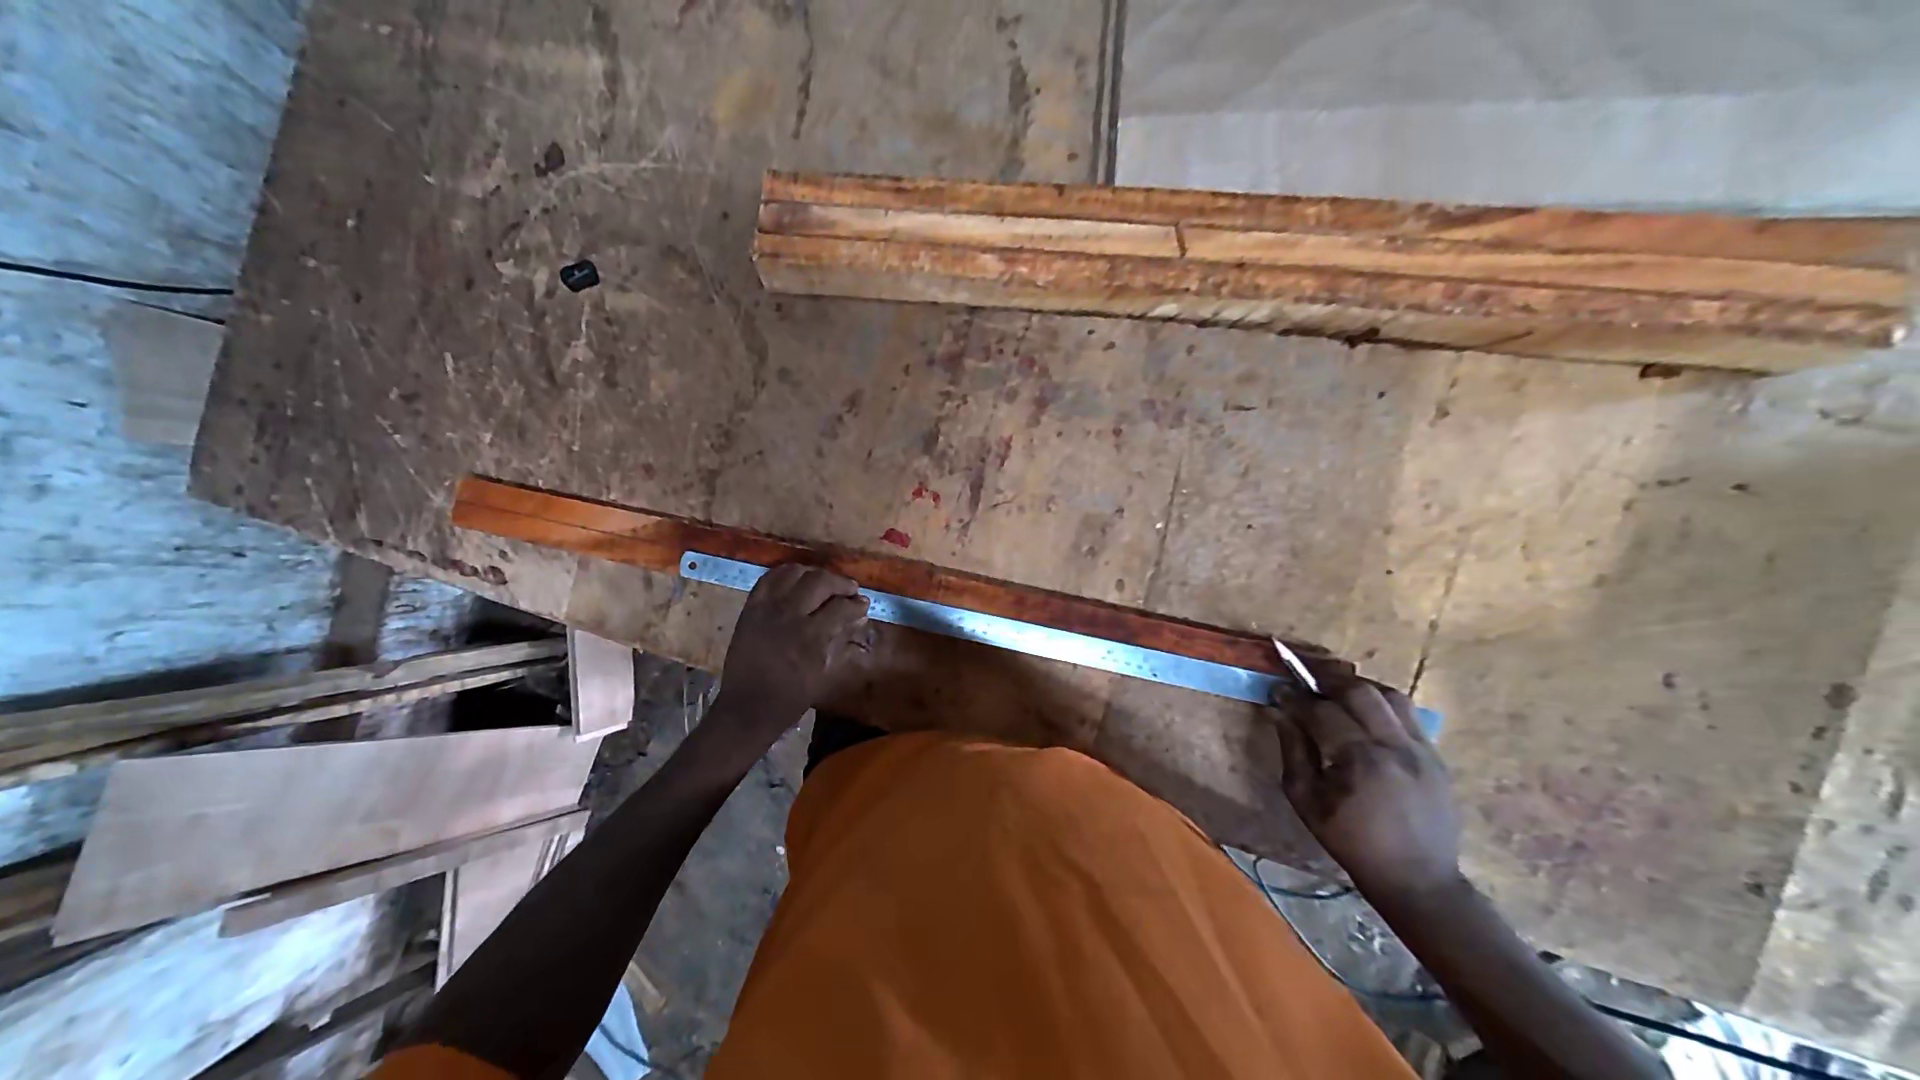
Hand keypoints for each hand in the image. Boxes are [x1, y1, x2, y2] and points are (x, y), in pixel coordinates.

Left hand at [712, 564, 871, 747]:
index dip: (857, 603)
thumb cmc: (791, 697)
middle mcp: (790, 614)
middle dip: (840, 583)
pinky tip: (796, 580)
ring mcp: (767, 607)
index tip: (864, 603)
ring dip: (814, 574)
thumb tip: (856, 619)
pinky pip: (769, 579)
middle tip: (850, 590)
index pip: (841, 606)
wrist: (748, 705)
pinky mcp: (750, 607)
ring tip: (824, 582)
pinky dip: (786, 575)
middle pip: (820, 581)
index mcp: (811, 635)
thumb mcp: (823, 671)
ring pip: (795, 573)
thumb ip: (839, 640)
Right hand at [1270, 663, 1461, 900]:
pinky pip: (1408, 713)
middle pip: (1359, 690)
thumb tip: (1281, 713)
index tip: (1278, 691)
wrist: (1416, 878)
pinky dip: (1381, 704)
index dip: (1295, 697)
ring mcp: (1420, 748)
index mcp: (1359, 760)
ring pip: (1389, 695)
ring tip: (1336, 691)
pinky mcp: (1435, 754)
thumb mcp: (1307, 801)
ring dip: (1358, 686)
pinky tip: (1365, 713)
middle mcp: (1394, 746)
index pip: (1321, 710)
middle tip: (1305, 680)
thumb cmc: (1351, 842)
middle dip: (1326, 680)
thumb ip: (1293, 751)